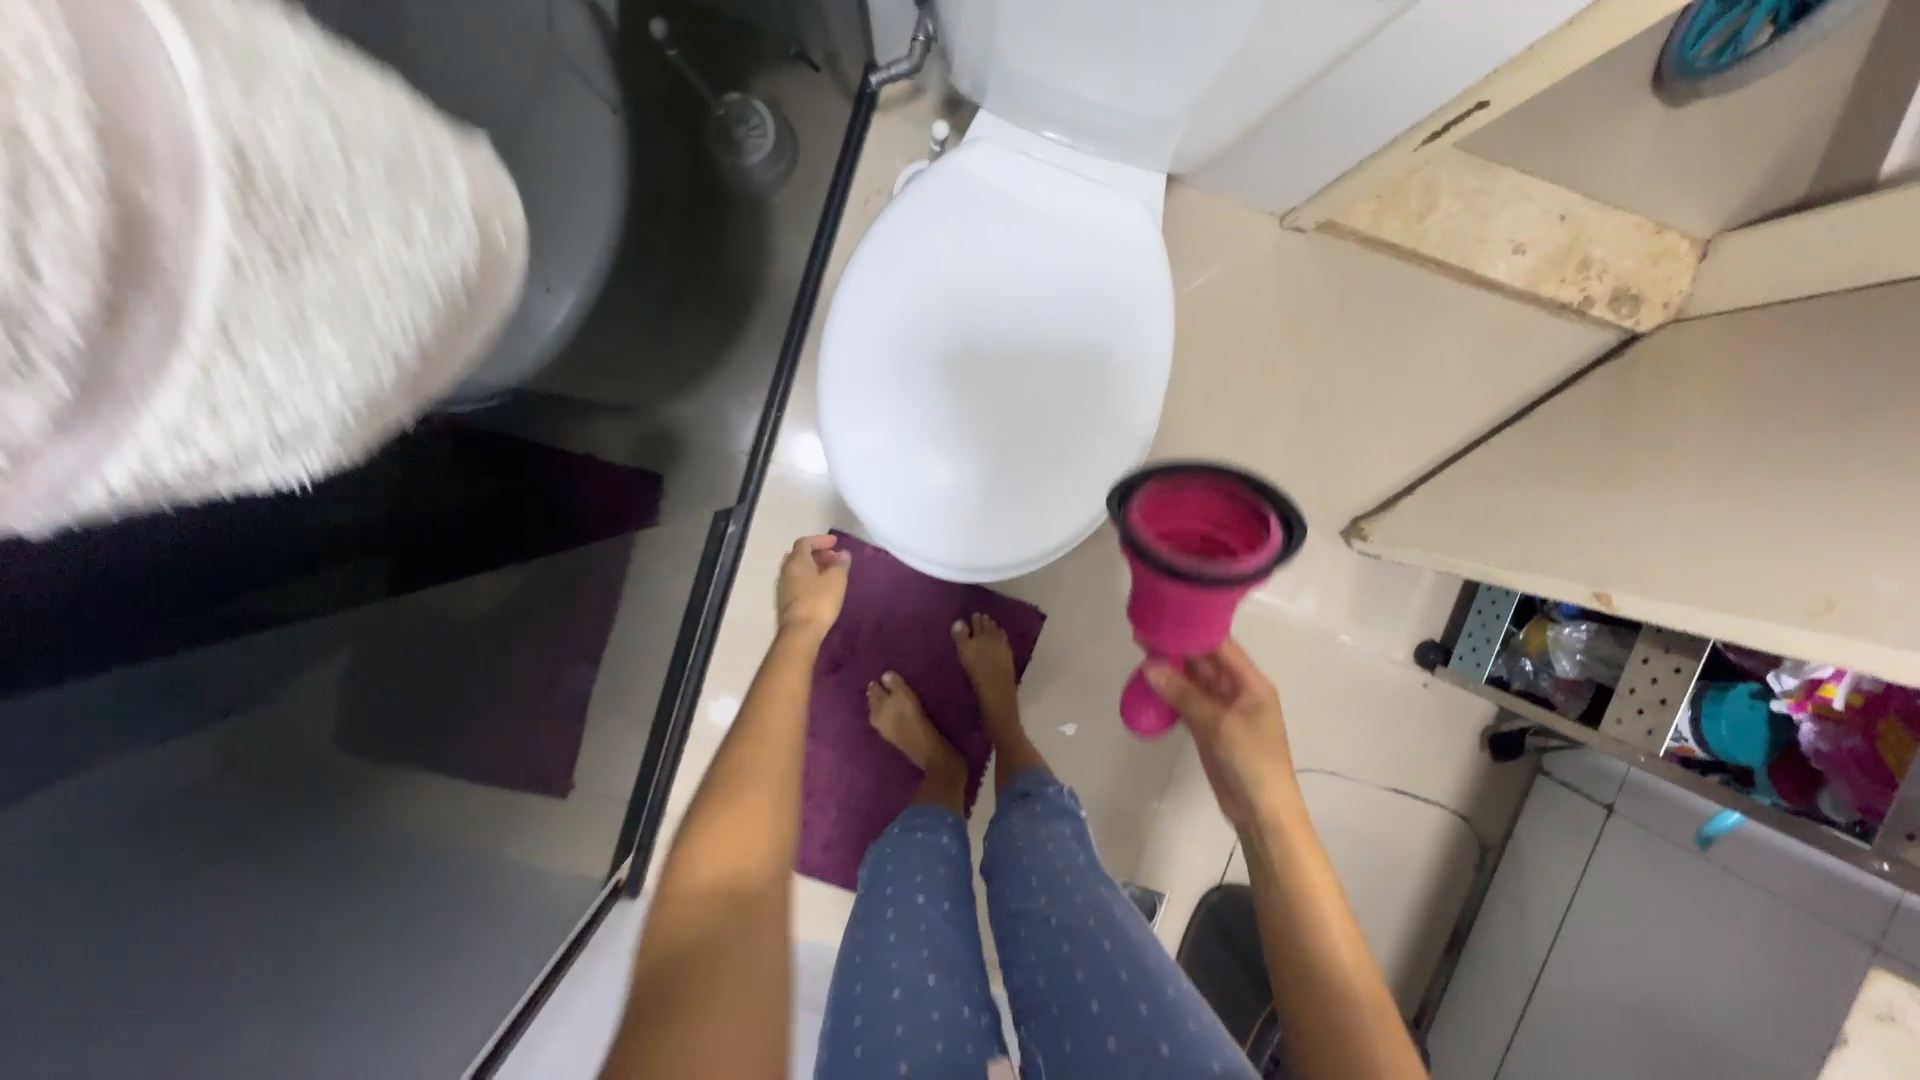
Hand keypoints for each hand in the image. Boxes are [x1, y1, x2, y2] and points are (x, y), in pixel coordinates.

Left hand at [776, 535, 850, 639]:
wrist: (800, 632)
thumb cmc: (819, 601)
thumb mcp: (836, 580)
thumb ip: (841, 564)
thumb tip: (843, 554)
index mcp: (796, 561)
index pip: (805, 542)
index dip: (820, 540)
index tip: (836, 543)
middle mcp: (786, 571)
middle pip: (799, 555)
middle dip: (817, 554)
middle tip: (834, 558)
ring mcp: (783, 587)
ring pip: (797, 570)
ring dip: (813, 568)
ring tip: (830, 574)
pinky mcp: (785, 602)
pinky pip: (797, 583)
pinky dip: (809, 580)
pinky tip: (821, 589)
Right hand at [1145, 640, 1296, 832]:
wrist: (1262, 810)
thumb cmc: (1250, 760)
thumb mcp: (1218, 723)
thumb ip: (1183, 693)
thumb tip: (1149, 665)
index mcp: (1251, 682)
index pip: (1220, 645)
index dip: (1193, 630)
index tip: (1164, 618)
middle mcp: (1237, 691)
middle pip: (1204, 662)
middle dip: (1176, 649)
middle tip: (1142, 635)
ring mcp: (1222, 710)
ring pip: (1193, 682)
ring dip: (1170, 671)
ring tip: (1139, 654)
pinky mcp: (1209, 729)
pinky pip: (1187, 703)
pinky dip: (1169, 694)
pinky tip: (1148, 685)